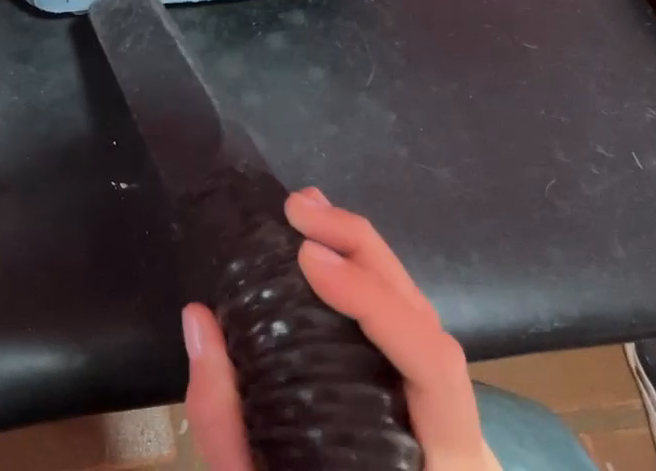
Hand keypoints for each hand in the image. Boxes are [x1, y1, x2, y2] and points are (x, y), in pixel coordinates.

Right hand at [183, 188, 500, 470]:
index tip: (308, 257)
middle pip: (424, 317)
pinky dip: (361, 276)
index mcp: (440, 461)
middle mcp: (456, 429)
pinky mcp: (415, 392)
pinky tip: (323, 248)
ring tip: (304, 211)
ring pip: (414, 310)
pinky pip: (397, 322)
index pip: (429, 364)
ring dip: (361, 252)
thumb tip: (198, 318)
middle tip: (296, 209)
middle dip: (363, 250)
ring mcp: (442, 407)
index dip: (373, 301)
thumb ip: (223, 419)